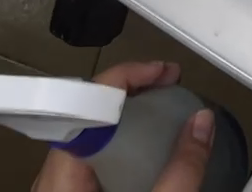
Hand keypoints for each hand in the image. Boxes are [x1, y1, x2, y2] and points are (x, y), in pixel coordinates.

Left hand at [29, 61, 213, 191]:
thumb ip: (181, 171)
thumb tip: (201, 123)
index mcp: (61, 184)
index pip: (86, 105)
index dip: (126, 78)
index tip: (159, 72)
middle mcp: (50, 184)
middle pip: (87, 114)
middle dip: (132, 92)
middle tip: (166, 84)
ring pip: (87, 136)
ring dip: (126, 116)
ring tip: (157, 110)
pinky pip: (88, 158)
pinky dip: (118, 142)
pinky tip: (140, 149)